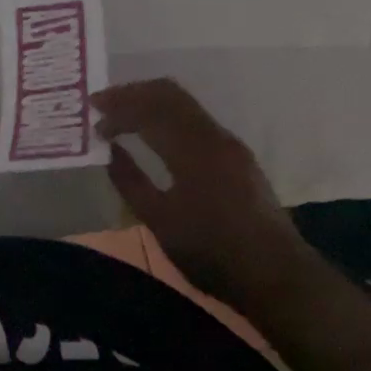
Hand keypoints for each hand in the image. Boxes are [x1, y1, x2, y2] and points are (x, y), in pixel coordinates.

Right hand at [92, 79, 315, 307]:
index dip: (117, 108)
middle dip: (132, 94)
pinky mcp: (238, 156)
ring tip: (124, 117)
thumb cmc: (212, 252)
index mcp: (192, 148)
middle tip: (103, 104)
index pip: (147, 109)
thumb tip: (110, 151)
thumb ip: (130, 182)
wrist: (277, 276)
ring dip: (151, 103)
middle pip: (168, 93)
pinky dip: (169, 117)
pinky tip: (155, 135)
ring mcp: (230, 143)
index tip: (93, 118)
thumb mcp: (160, 222)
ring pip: (185, 104)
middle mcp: (213, 135)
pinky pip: (196, 119)